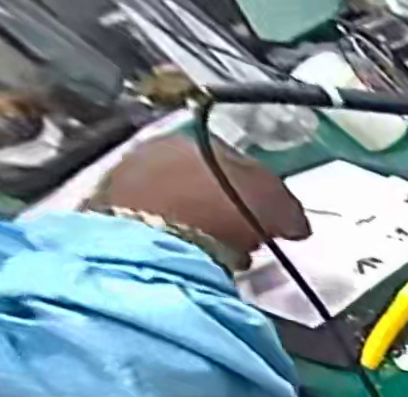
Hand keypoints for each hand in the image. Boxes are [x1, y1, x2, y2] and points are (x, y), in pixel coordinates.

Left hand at [91, 136, 309, 255]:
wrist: (165, 233)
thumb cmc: (227, 211)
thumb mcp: (280, 207)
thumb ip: (288, 207)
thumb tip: (294, 221)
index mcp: (200, 137)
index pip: (239, 161)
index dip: (261, 191)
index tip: (275, 216)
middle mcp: (160, 145)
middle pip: (205, 176)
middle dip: (227, 200)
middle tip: (250, 230)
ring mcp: (131, 172)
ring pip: (181, 194)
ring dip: (203, 216)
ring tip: (226, 244)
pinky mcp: (113, 202)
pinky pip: (160, 215)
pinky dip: (181, 229)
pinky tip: (198, 247)